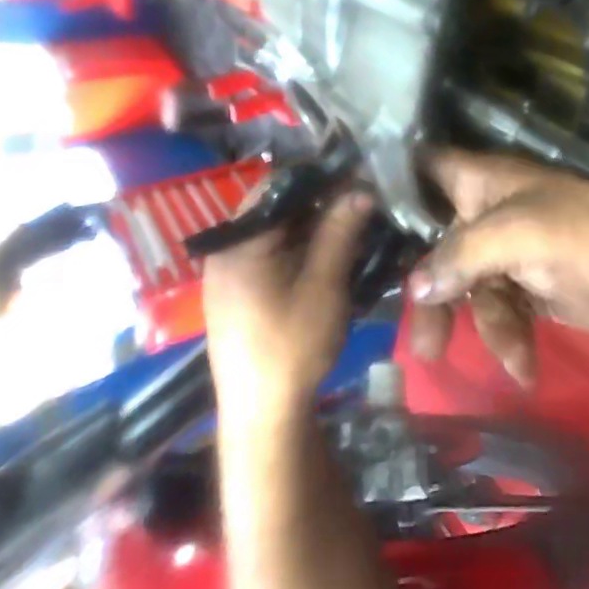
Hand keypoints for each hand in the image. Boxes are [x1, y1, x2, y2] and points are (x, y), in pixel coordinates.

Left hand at [203, 190, 372, 416]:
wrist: (262, 414)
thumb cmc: (292, 346)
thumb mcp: (324, 285)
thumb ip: (340, 232)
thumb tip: (361, 188)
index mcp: (239, 244)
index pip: (277, 187)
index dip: (317, 176)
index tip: (355, 175)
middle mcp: (227, 252)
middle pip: (276, 208)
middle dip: (319, 200)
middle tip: (361, 199)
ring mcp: (230, 274)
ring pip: (277, 231)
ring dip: (314, 224)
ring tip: (354, 222)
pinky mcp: (240, 292)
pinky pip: (272, 252)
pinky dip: (302, 246)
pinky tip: (332, 252)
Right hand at [407, 151, 588, 386]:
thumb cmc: (584, 237)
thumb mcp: (520, 236)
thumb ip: (464, 255)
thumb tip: (417, 286)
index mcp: (483, 183)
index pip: (426, 168)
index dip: (392, 184)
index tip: (355, 217)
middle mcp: (488, 213)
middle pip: (440, 249)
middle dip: (435, 296)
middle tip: (425, 344)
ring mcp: (509, 252)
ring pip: (470, 290)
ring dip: (486, 329)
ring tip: (510, 361)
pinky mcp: (528, 287)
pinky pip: (501, 313)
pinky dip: (511, 340)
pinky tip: (526, 367)